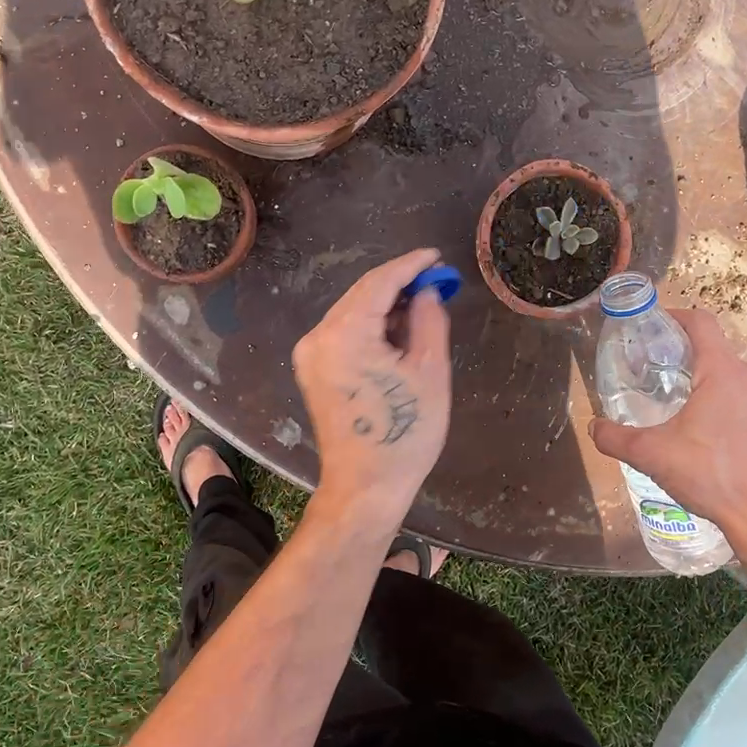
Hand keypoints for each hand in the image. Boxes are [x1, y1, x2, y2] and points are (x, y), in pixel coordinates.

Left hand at [292, 248, 452, 509]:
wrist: (365, 487)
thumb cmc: (405, 433)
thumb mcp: (430, 372)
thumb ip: (429, 320)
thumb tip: (427, 292)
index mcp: (345, 333)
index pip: (380, 282)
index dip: (411, 266)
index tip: (437, 258)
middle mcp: (318, 336)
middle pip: (361, 294)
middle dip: (399, 284)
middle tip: (437, 281)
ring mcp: (310, 355)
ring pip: (352, 312)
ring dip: (386, 305)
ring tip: (423, 306)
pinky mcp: (312, 371)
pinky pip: (344, 332)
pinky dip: (370, 325)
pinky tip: (397, 331)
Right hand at [589, 307, 746, 533]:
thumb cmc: (711, 474)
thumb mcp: (652, 454)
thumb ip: (615, 438)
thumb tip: (593, 428)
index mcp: (722, 371)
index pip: (700, 322)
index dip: (673, 316)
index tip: (650, 325)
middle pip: (712, 347)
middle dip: (679, 350)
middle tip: (649, 366)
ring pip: (726, 374)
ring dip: (698, 377)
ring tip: (669, 397)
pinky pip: (738, 397)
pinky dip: (715, 399)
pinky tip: (696, 429)